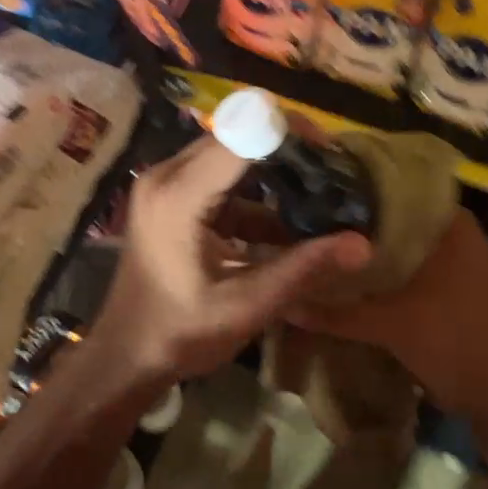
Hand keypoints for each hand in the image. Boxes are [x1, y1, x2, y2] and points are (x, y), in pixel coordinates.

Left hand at [92, 134, 372, 386]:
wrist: (123, 357)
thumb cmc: (179, 334)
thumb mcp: (247, 305)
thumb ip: (303, 268)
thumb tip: (364, 244)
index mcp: (179, 194)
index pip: (242, 132)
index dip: (289, 131)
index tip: (330, 152)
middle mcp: (166, 174)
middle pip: (237, 135)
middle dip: (288, 148)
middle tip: (333, 173)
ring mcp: (164, 183)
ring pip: (230, 153)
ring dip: (273, 169)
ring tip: (319, 193)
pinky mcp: (169, 196)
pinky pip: (218, 175)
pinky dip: (254, 192)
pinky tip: (286, 222)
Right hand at [289, 211, 487, 417]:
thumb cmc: (457, 344)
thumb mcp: (391, 325)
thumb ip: (336, 311)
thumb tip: (283, 300)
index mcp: (445, 221)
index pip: (387, 187)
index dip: (346, 191)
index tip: (305, 194)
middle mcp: (449, 231)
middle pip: (388, 218)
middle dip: (349, 225)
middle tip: (299, 224)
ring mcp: (451, 259)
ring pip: (395, 246)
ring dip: (362, 253)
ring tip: (312, 249)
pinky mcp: (448, 286)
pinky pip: (404, 268)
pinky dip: (378, 274)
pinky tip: (342, 280)